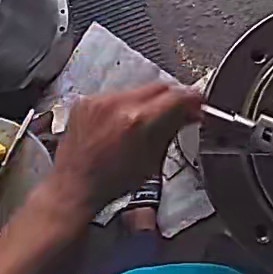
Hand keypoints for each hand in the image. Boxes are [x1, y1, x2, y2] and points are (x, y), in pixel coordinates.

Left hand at [27, 84, 201, 228]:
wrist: (74, 186)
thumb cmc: (110, 183)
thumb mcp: (152, 161)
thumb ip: (173, 130)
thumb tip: (189, 113)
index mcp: (136, 121)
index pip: (175, 96)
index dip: (192, 99)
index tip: (198, 103)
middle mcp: (116, 105)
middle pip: (158, 86)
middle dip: (171, 98)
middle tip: (177, 112)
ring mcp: (99, 101)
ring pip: (137, 89)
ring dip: (147, 102)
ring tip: (143, 124)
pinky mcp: (86, 101)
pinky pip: (116, 95)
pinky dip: (124, 106)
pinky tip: (120, 125)